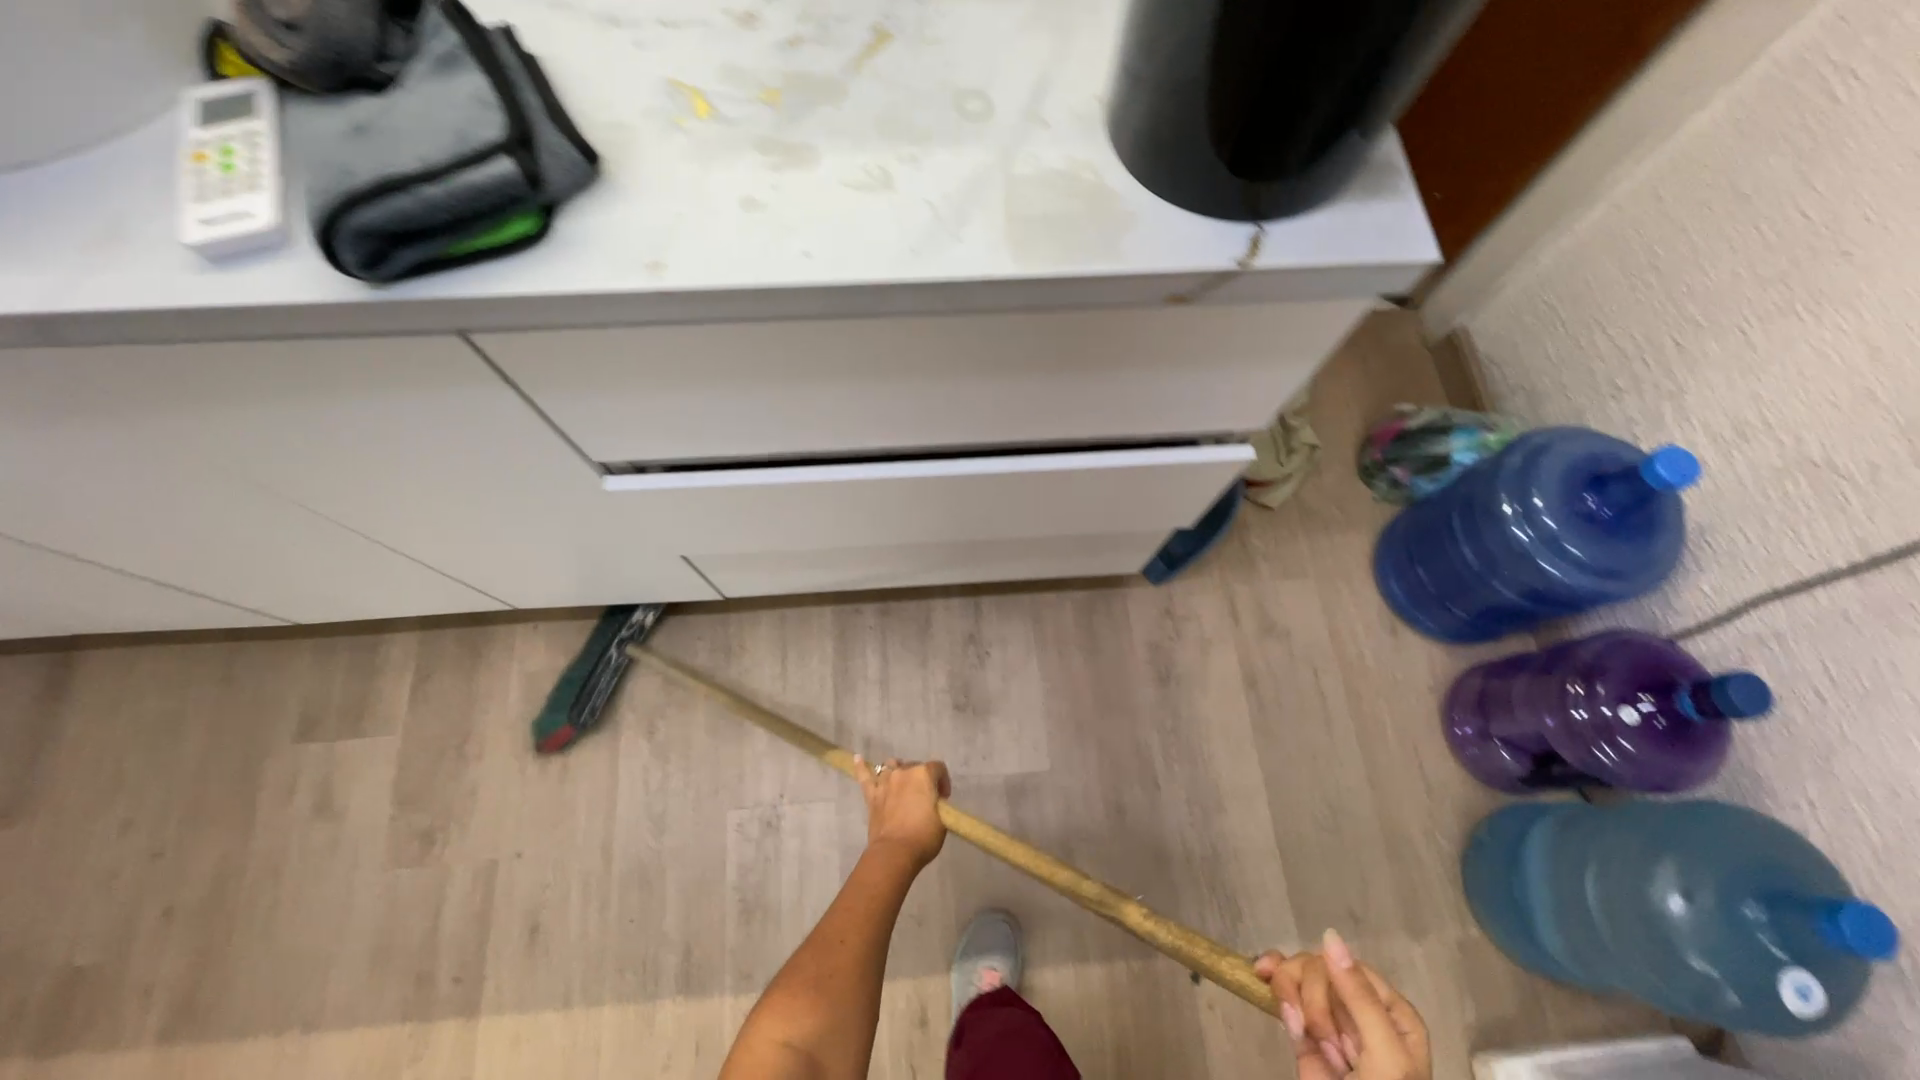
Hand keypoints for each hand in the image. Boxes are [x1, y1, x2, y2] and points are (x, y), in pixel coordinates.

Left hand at [855, 755, 950, 869]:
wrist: (895, 852)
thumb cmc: (924, 836)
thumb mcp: (943, 819)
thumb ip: (938, 803)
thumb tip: (932, 800)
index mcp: (923, 775)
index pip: (938, 768)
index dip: (943, 781)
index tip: (943, 798)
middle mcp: (903, 772)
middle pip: (915, 766)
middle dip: (922, 778)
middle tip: (925, 797)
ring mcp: (885, 782)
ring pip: (891, 766)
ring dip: (898, 771)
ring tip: (902, 782)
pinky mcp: (871, 795)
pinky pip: (865, 776)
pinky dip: (861, 767)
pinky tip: (858, 758)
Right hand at [1255, 929, 1430, 1079]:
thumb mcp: (1384, 1056)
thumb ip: (1359, 997)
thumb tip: (1328, 935)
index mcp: (1392, 1011)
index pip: (1349, 966)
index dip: (1330, 983)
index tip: (1328, 1020)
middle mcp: (1360, 1007)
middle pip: (1319, 966)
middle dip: (1313, 1000)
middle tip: (1323, 1042)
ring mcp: (1329, 1018)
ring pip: (1297, 973)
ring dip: (1292, 999)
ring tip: (1300, 1032)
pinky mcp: (1301, 1030)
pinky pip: (1282, 991)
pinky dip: (1275, 991)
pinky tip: (1271, 995)